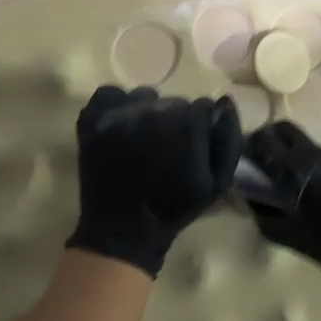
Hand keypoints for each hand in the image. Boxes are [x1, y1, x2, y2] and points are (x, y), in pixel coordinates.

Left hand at [65, 86, 241, 276]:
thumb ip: (228, 138)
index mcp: (186, 123)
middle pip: (173, 102)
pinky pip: (111, 94)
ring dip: (148, 112)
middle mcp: (154, 109)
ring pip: (144, 97)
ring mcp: (120, 111)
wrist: (123, 227)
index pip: (202, 107)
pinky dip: (117, 107)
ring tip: (143, 139)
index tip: (192, 148)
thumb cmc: (174, 207)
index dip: (200, 128)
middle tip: (168, 148)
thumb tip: (224, 102)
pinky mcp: (93, 116)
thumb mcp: (217, 182)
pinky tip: (121, 127)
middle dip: (176, 121)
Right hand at [245, 122, 320, 318]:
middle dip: (275, 140)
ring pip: (320, 152)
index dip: (251, 144)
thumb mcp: (299, 243)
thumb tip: (252, 200)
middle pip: (290, 133)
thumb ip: (269, 219)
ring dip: (311, 165)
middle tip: (271, 160)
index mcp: (301, 175)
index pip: (265, 144)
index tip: (246, 152)